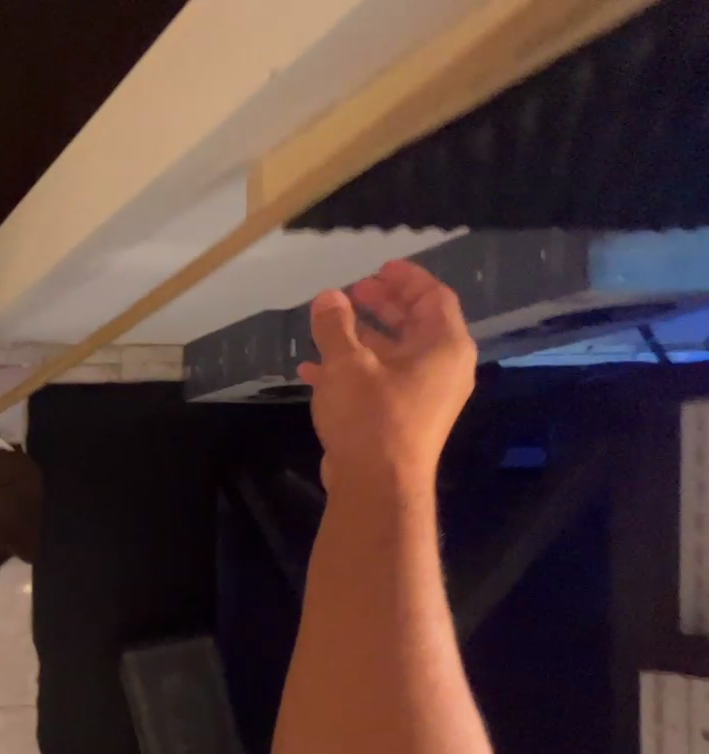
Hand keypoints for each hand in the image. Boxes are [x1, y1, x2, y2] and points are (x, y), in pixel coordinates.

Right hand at [300, 260, 476, 495]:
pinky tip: (315, 370)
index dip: (406, 280)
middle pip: (414, 324)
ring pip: (392, 353)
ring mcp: (422, 393)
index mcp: (443, 346)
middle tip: (353, 292)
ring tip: (329, 328)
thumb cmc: (370, 416)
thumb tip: (328, 297)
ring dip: (361, 338)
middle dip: (383, 306)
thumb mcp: (346, 365)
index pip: (433, 298)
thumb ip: (335, 328)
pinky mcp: (400, 415)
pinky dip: (353, 369)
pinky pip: (379, 379)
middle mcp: (442, 366)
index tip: (379, 269)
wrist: (378, 480)